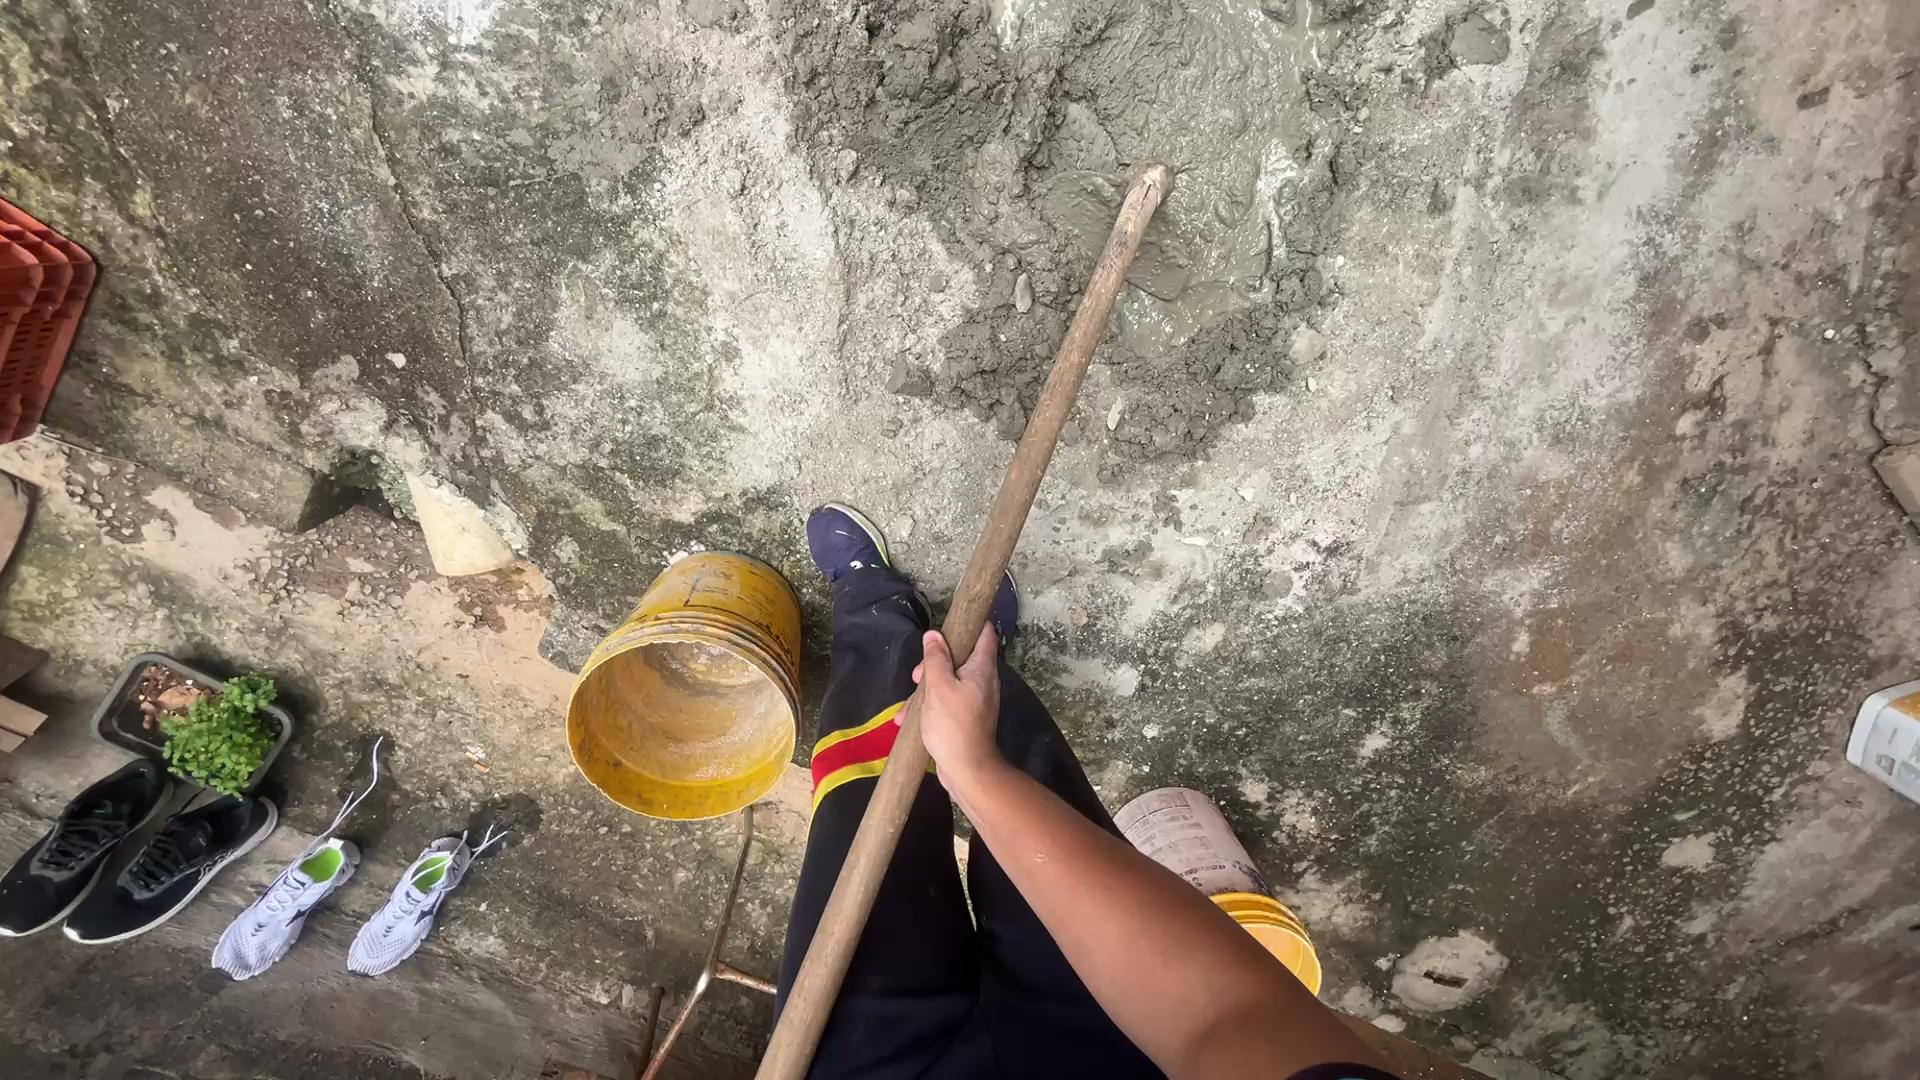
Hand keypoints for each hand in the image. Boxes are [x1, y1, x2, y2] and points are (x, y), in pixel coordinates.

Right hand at [911, 629, 1001, 782]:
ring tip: (907, 707)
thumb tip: (933, 635)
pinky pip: (947, 701)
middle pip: (959, 658)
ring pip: (949, 682)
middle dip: (933, 664)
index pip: (984, 633)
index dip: (969, 623)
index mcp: (981, 668)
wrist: (967, 770)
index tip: (949, 623)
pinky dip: (930, 707)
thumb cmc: (953, 725)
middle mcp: (983, 680)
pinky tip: (909, 720)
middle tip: (916, 676)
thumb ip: (935, 659)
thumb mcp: (938, 687)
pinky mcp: (967, 716)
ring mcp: (976, 699)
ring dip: (926, 690)